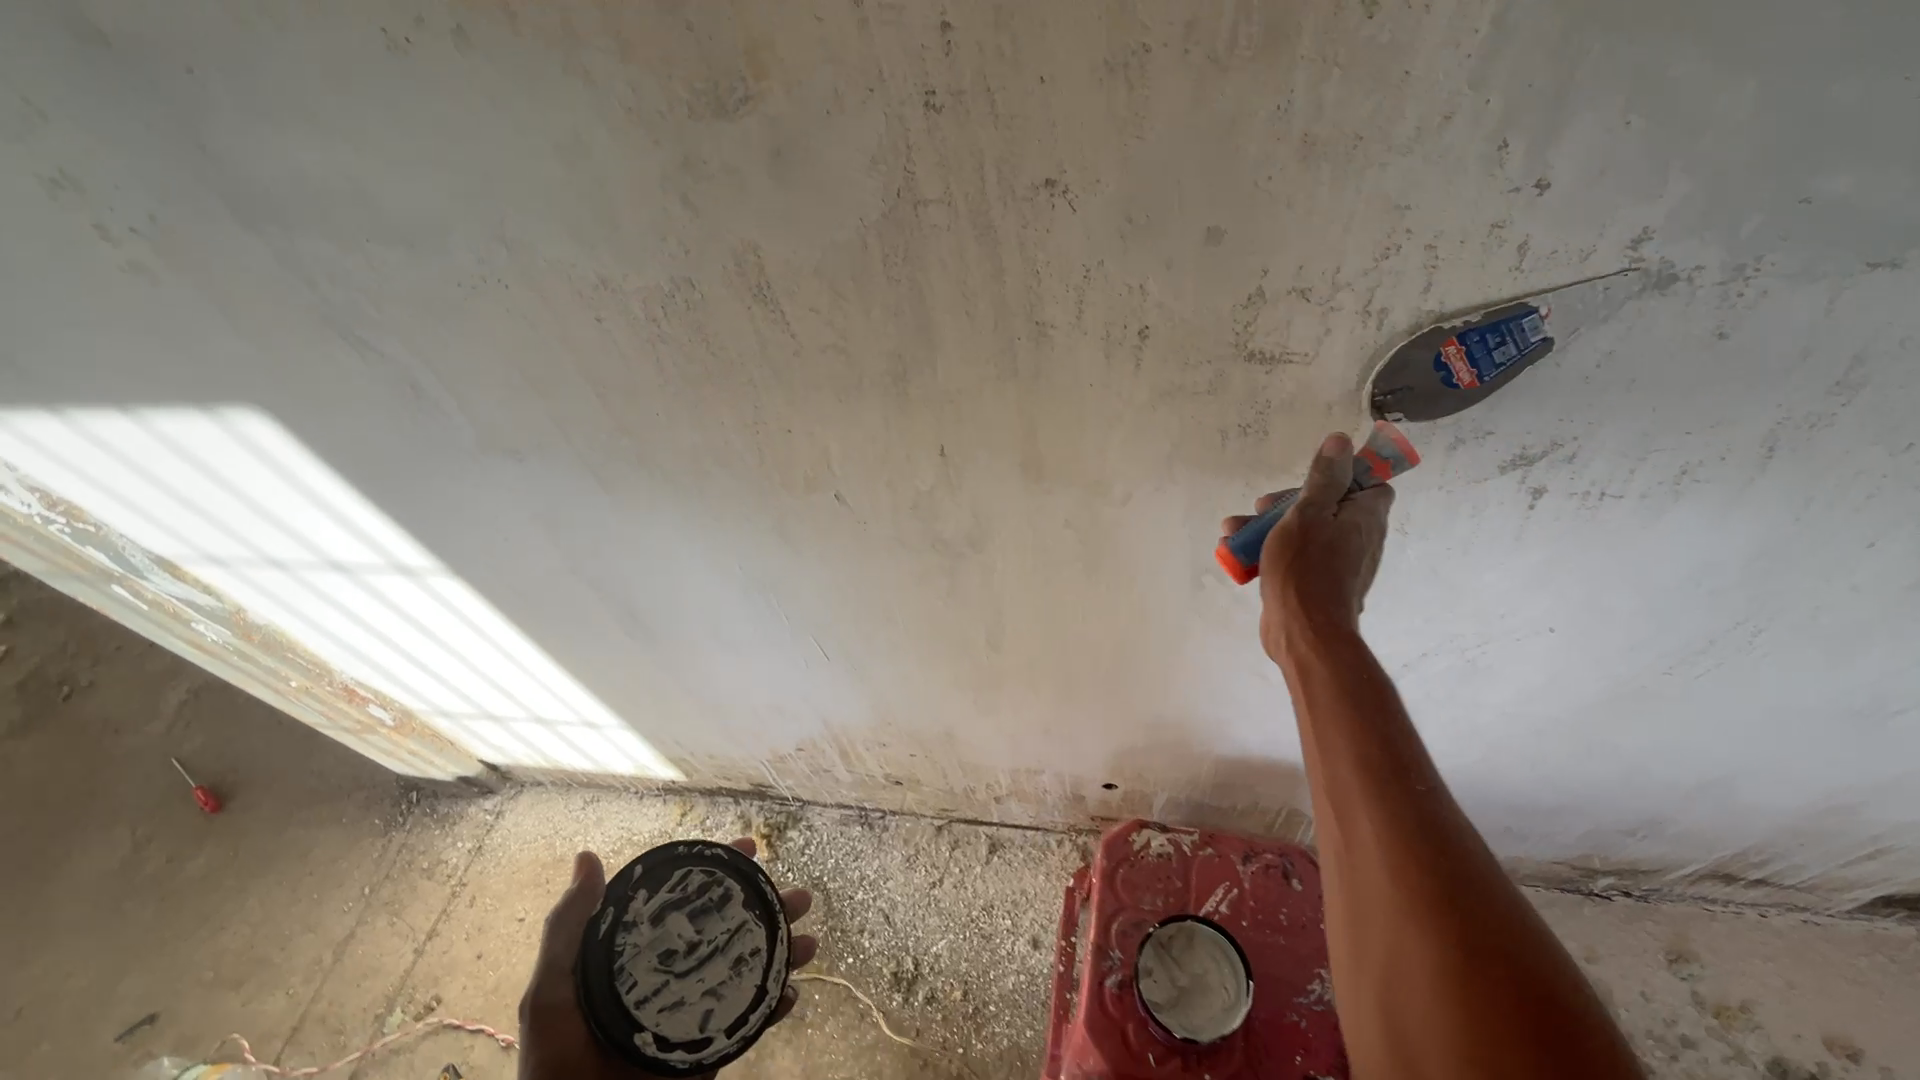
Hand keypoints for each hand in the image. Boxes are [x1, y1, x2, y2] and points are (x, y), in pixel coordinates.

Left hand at [517, 839, 817, 1079]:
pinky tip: (791, 993)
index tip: (750, 846)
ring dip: (785, 952)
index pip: (687, 899)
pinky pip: (752, 1023)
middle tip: (800, 896)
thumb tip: (587, 858)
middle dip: (771, 907)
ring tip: (809, 941)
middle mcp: (675, 974)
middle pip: (732, 929)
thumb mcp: (550, 993)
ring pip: (752, 969)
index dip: (720, 869)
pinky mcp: (711, 1050)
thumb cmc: (555, 1064)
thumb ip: (568, 930)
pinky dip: (776, 1007)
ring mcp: (696, 1011)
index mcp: (641, 953)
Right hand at [1220, 431, 1394, 663]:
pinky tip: (1240, 556)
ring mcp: (1339, 566)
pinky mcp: (1317, 586)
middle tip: (1260, 506)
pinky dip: (1271, 553)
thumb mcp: (1308, 514)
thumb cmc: (1306, 568)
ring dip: (1269, 528)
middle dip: (1287, 503)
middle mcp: (1359, 540)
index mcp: (1365, 518)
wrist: (1304, 633)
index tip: (1310, 478)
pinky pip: (1296, 559)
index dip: (1342, 475)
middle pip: (1327, 507)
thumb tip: (1340, 441)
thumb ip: (1323, 478)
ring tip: (1233, 532)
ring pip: (1305, 534)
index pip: (1370, 483)